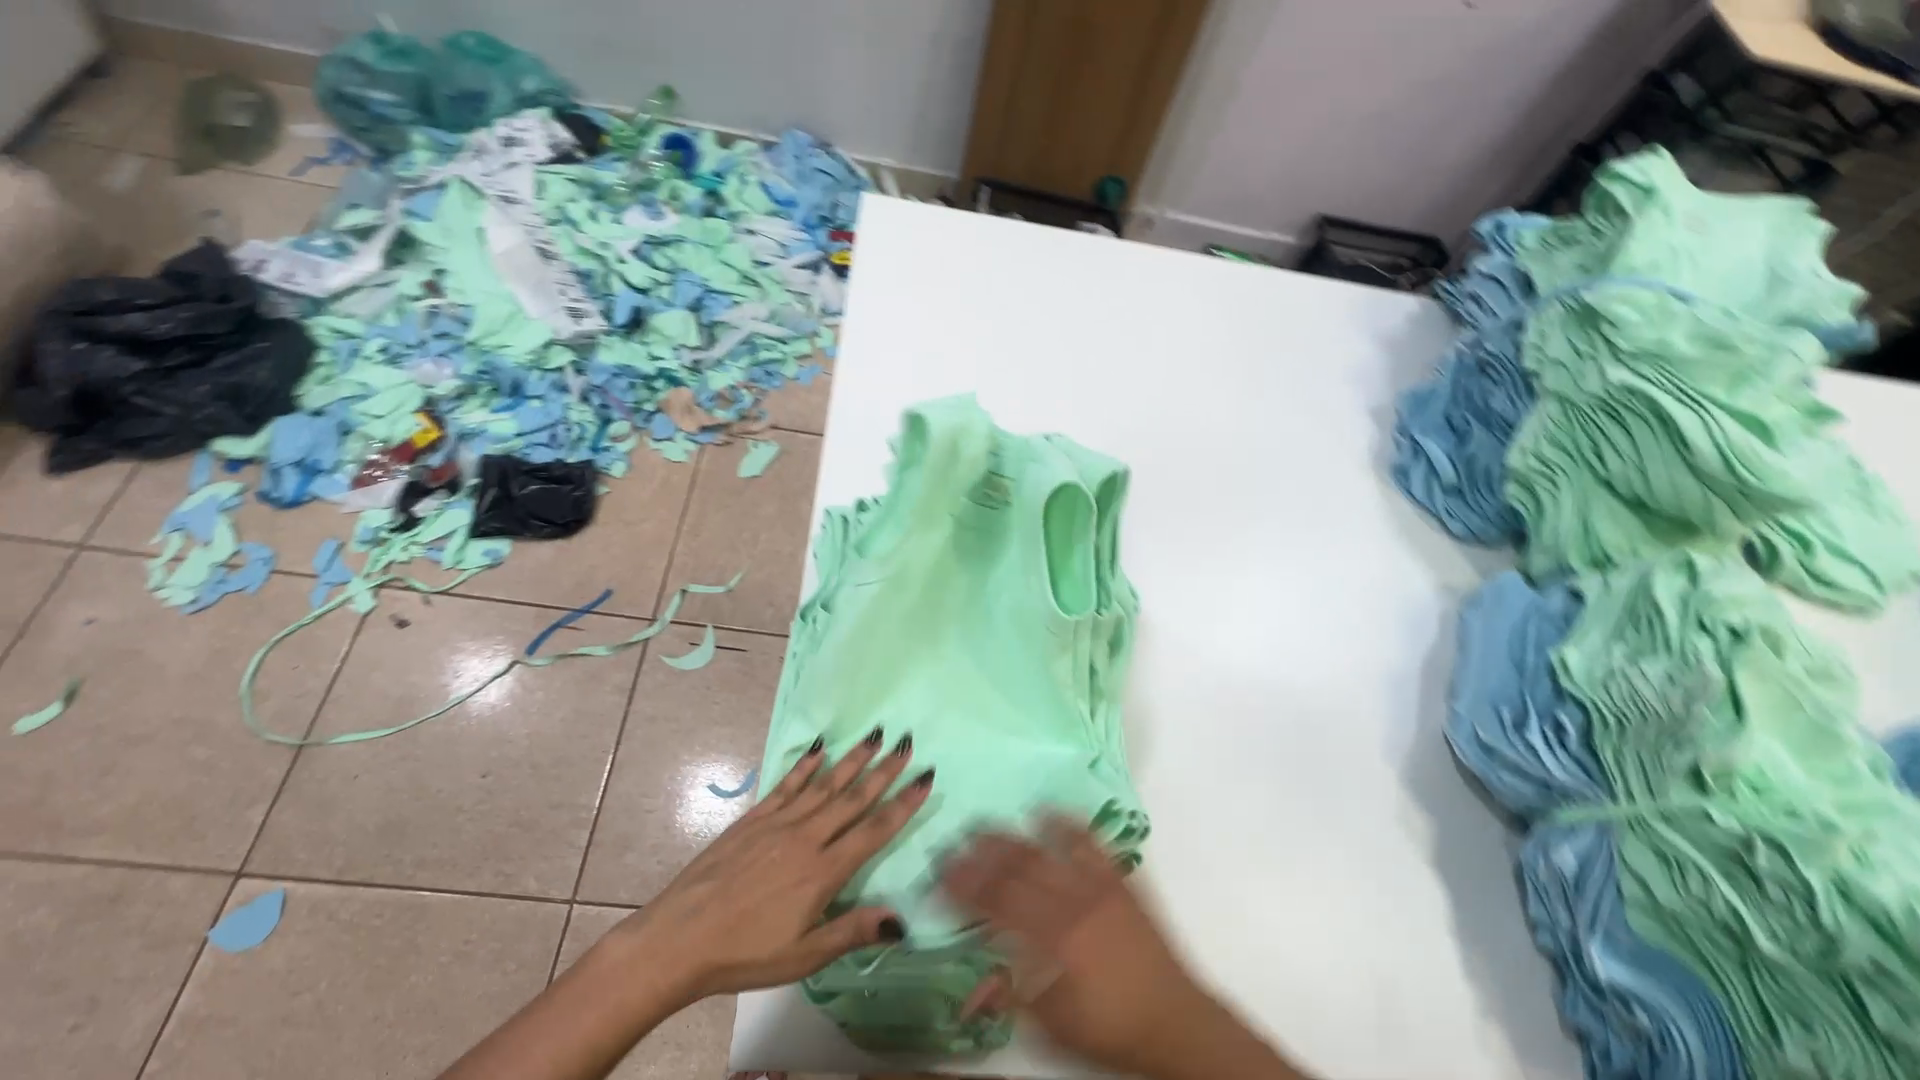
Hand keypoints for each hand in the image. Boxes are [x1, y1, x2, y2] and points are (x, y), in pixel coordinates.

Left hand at [611, 730, 932, 1004]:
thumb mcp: (803, 956)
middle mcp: (805, 839)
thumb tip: (901, 918)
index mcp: (822, 873)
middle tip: (907, 744)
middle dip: (883, 771)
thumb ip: (852, 931)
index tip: (925, 779)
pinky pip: (786, 786)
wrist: (678, 939)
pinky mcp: (751, 820)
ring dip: (852, 760)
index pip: (873, 831)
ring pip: (824, 785)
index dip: (902, 805)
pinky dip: (806, 766)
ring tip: (874, 737)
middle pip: (852, 799)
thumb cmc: (745, 954)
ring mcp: (776, 825)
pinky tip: (820, 750)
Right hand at [940, 818, 1220, 1076]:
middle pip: (1017, 868)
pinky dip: (1066, 824)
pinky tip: (1046, 810)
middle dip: (979, 855)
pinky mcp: (1122, 882)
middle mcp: (1074, 903)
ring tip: (984, 826)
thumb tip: (968, 985)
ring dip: (1012, 837)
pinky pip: (1091, 844)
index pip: (996, 901)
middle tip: (952, 846)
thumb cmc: (1109, 1028)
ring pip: (1047, 851)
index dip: (963, 886)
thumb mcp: (1053, 1024)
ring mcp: (1101, 887)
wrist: (1174, 1021)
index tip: (939, 876)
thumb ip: (1009, 996)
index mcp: (1053, 939)